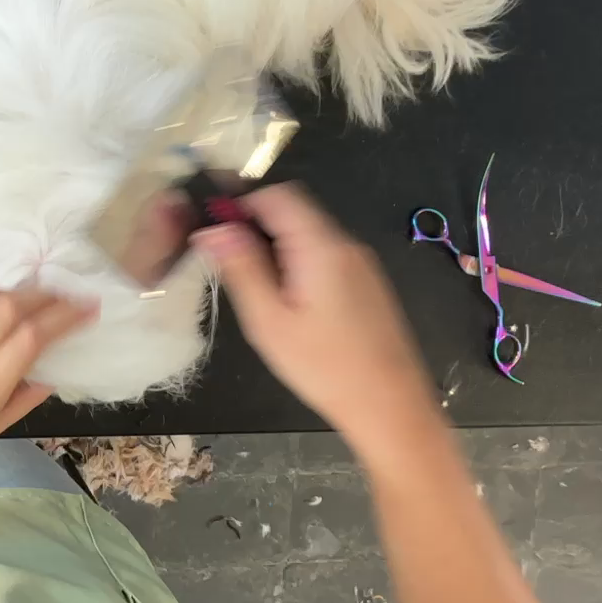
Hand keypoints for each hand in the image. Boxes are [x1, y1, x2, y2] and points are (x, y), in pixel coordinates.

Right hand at [192, 184, 436, 436]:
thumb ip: (241, 268)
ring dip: (274, 248)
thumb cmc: (323, 366)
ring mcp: (361, 266)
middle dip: (255, 227)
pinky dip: (295, 264)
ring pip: (307, 237)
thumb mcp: (268, 320)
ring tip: (251, 287)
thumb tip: (212, 230)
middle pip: (294, 214)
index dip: (242, 201)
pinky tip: (284, 302)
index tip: (212, 224)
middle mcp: (346, 246)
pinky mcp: (366, 285)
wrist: (389, 406)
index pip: (279, 196)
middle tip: (224, 261)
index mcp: (321, 248)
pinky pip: (323, 257)